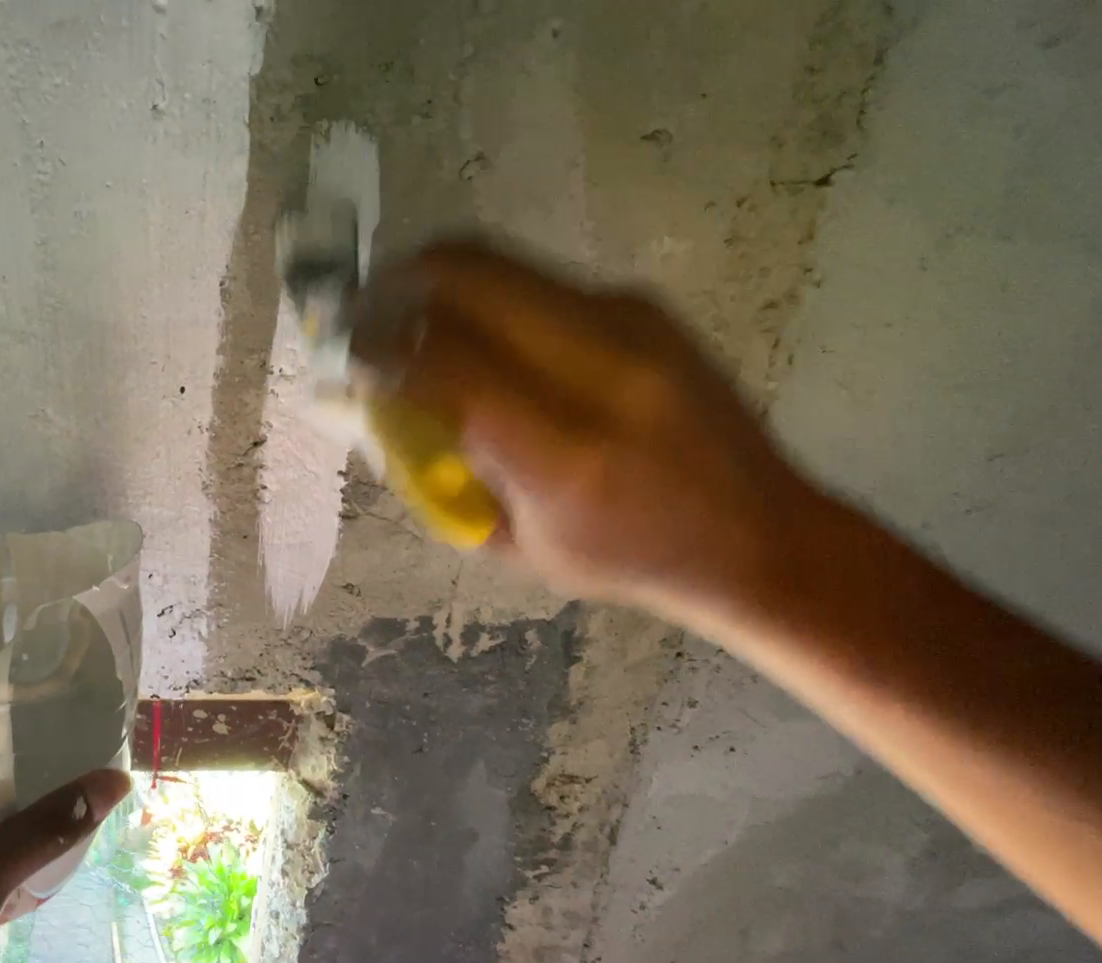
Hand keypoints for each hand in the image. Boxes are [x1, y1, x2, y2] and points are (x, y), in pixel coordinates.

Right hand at [352, 237, 824, 620]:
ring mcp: (631, 324)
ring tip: (407, 318)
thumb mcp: (510, 540)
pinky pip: (535, 283)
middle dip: (398, 284)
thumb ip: (436, 472)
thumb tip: (370, 407)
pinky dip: (484, 298)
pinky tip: (475, 335)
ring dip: (438, 283)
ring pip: (500, 266)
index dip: (379, 350)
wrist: (757, 535)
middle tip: (363, 311)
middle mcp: (601, 370)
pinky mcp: (644, 306)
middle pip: (470, 279)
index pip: (446, 366)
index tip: (344, 357)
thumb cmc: (620, 557)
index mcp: (563, 454)